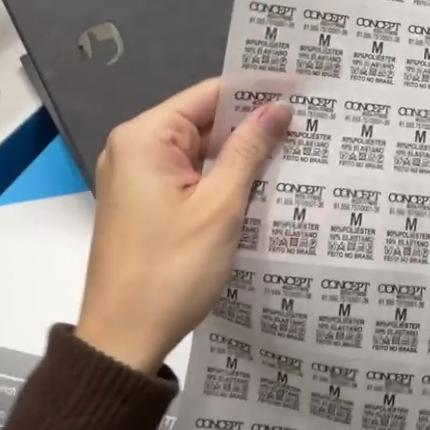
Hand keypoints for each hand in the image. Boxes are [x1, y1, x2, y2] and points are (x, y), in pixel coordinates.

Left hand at [76, 79, 290, 372]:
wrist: (123, 341)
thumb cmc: (171, 270)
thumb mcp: (220, 206)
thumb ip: (249, 150)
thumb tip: (277, 107)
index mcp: (145, 138)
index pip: (209, 96)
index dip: (256, 91)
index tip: (300, 88)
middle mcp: (135, 149)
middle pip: (204, 121)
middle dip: (251, 124)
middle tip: (306, 122)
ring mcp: (137, 178)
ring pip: (200, 150)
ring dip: (240, 153)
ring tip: (294, 148)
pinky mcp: (144, 203)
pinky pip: (190, 174)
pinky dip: (222, 176)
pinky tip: (260, 181)